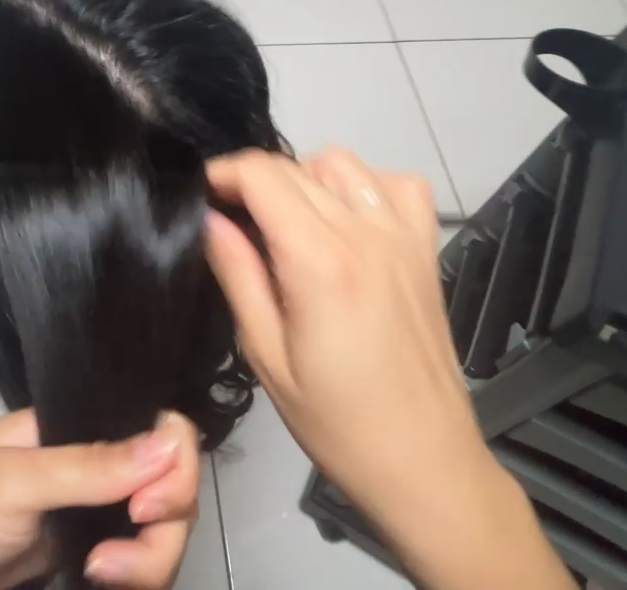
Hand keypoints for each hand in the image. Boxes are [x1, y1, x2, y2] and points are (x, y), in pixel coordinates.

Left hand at [0, 409, 199, 589]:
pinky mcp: (86, 553)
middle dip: (163, 525)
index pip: (156, 429)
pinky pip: (137, 561)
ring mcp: (91, 511)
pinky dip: (134, 575)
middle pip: (169, 486)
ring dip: (149, 559)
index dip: (172, 465)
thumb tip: (171, 442)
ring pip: (160, 529)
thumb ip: (89, 466)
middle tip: (115, 560)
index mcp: (75, 426)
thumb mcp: (14, 481)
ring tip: (99, 572)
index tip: (150, 505)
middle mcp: (93, 463)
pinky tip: (99, 578)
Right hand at [203, 150, 570, 589]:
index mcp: (318, 260)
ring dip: (304, 178)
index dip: (221, 174)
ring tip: (288, 222)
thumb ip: (236, 274)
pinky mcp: (426, 250)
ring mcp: (402, 238)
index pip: (260, 175)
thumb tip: (209, 218)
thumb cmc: (336, 420)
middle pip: (294, 165)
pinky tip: (347, 220)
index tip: (200, 197)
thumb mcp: (265, 355)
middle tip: (232, 222)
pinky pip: (397, 184)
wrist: (425, 464)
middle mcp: (364, 234)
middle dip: (252, 181)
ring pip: (341, 162)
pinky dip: (365, 186)